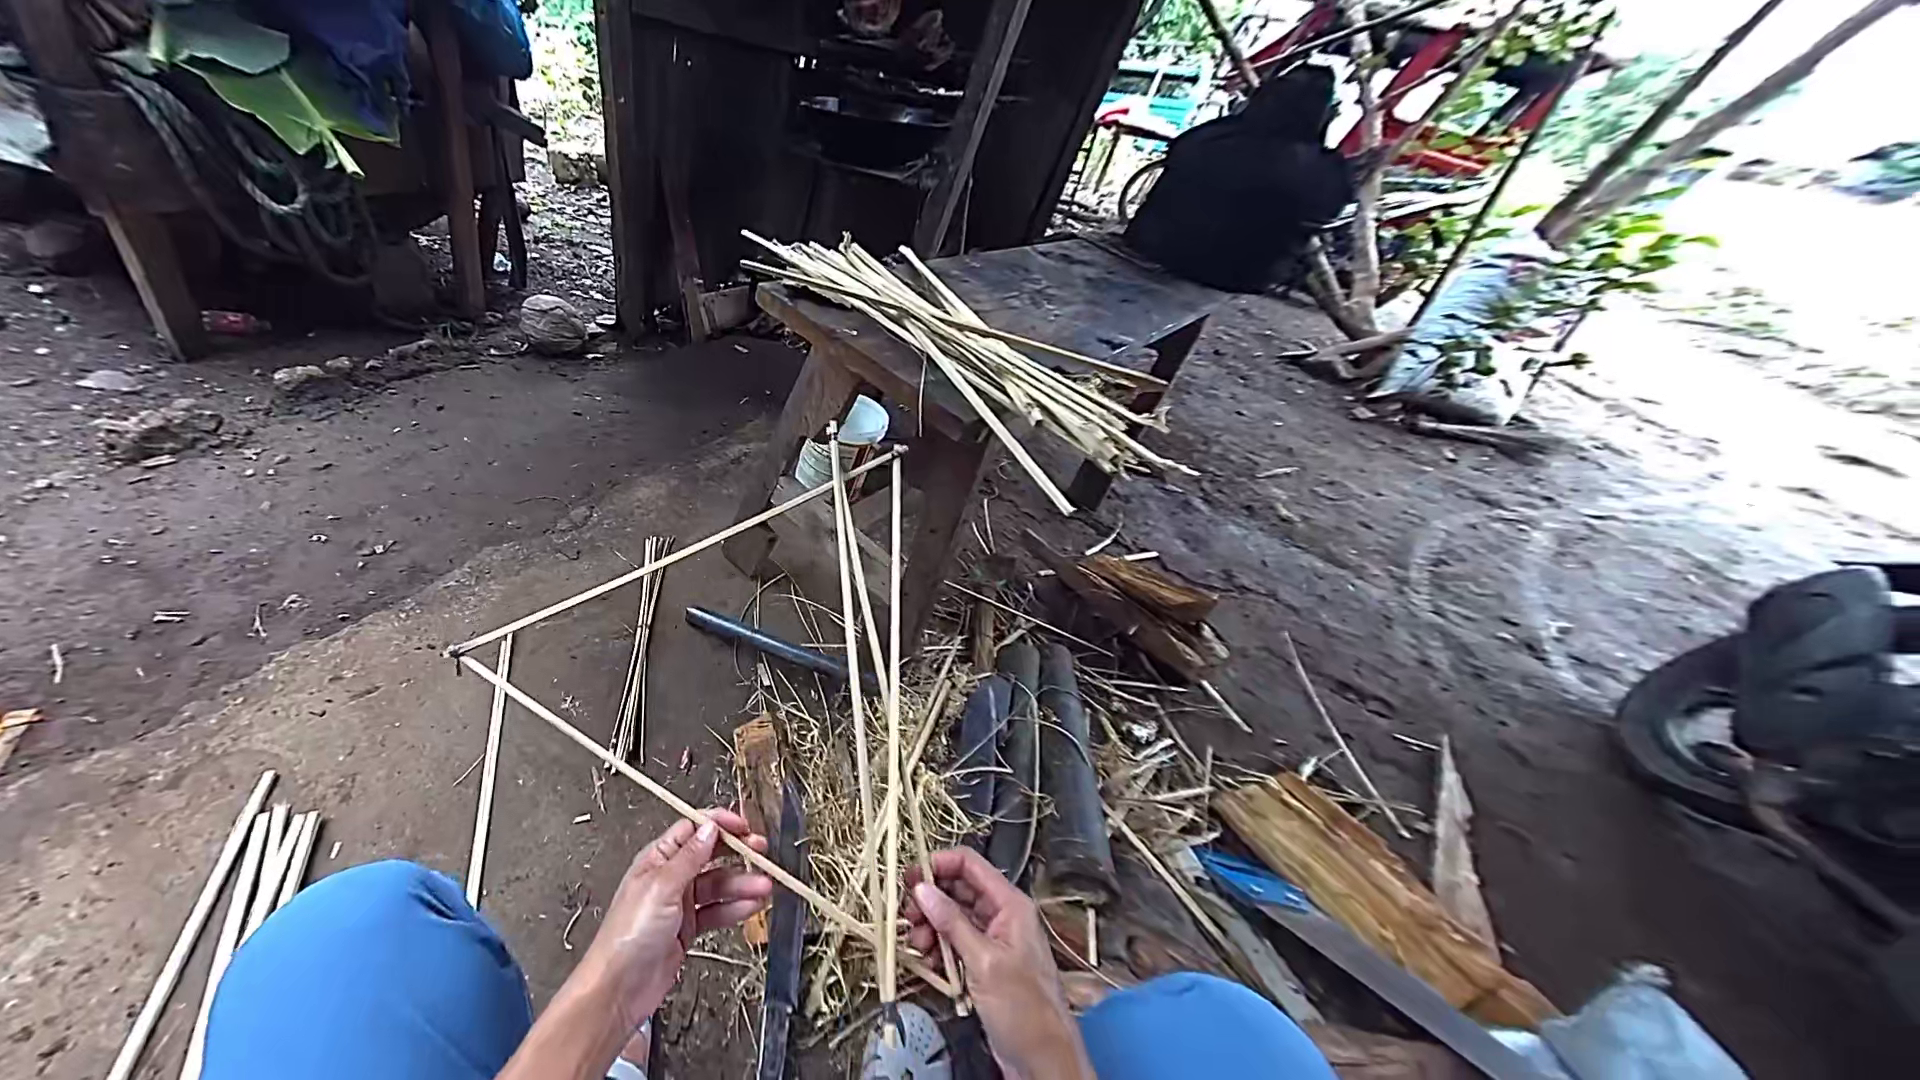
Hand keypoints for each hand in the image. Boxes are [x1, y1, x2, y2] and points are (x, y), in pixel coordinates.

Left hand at [581, 810, 772, 1031]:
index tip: (744, 826)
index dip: (720, 824)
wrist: (616, 993)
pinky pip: (719, 910)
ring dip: (743, 884)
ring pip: (719, 884)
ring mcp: (680, 903)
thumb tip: (710, 826)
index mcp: (658, 860)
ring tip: (764, 886)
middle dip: (738, 851)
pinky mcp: (688, 927)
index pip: (694, 829)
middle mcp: (670, 878)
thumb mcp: (662, 887)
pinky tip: (752, 906)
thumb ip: (690, 856)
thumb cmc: (626, 938)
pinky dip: (736, 907)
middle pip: (712, 855)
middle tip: (761, 850)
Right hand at [904, 848, 1094, 1079]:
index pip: (970, 865)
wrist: (1044, 1062)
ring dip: (931, 926)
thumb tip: (922, 888)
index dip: (940, 864)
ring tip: (918, 945)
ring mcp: (992, 938)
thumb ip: (952, 922)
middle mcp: (1001, 914)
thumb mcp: (984, 961)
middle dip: (930, 899)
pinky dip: (939, 947)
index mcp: (1009, 903)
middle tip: (908, 916)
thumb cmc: (1024, 1009)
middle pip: (958, 889)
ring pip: (954, 916)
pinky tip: (929, 961)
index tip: (911, 877)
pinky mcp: (984, 963)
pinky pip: (955, 942)